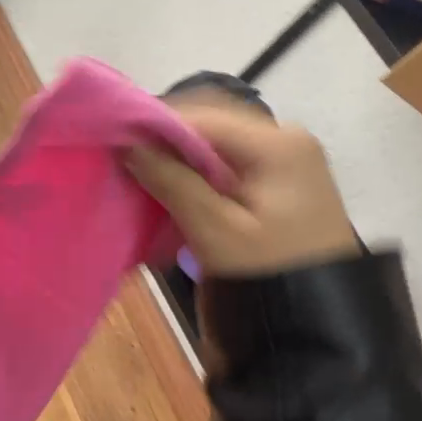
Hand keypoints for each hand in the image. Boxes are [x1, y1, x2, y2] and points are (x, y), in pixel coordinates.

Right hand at [125, 100, 360, 276]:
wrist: (311, 303)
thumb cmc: (264, 266)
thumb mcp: (214, 228)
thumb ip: (173, 182)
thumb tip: (128, 146)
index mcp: (275, 143)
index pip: (202, 117)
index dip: (152, 125)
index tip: (110, 144)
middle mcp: (283, 137)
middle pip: (210, 123)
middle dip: (161, 138)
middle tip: (117, 161)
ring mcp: (282, 156)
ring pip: (213, 140)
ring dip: (173, 154)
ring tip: (133, 173)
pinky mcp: (274, 176)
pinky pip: (223, 159)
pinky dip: (190, 167)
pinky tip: (164, 185)